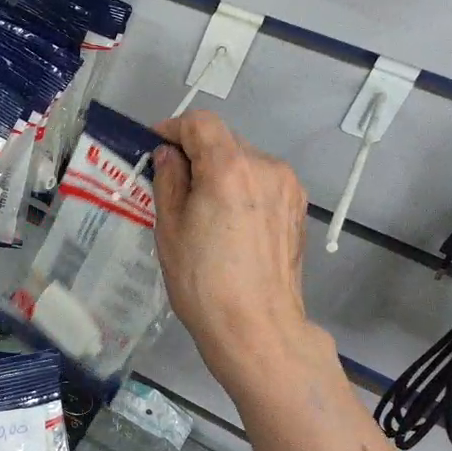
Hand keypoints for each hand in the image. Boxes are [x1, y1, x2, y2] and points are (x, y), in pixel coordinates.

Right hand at [152, 111, 327, 379]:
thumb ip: (168, 181)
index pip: (200, 123)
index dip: (172, 129)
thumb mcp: (169, 229)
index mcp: (230, 167)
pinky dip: (241, 190)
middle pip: (224, 141)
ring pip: (245, 162)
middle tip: (171, 185)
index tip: (154, 148)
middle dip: (195, 154)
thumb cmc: (202, 281)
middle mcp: (266, 166)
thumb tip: (169, 156)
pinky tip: (227, 224)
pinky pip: (262, 184)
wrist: (256, 328)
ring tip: (200, 210)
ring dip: (220, 173)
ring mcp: (288, 188)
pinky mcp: (297, 209)